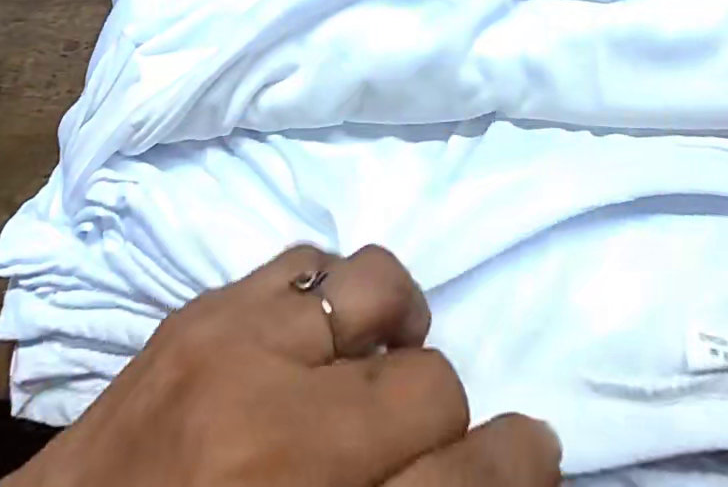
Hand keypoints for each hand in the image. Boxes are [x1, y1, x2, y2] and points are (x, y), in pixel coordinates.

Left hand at [2, 244, 560, 486]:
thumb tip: (479, 458)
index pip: (463, 478)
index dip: (514, 462)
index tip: (530, 444)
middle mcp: (280, 436)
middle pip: (430, 382)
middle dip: (439, 410)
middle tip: (412, 431)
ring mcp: (233, 355)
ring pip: (372, 285)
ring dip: (390, 323)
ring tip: (371, 354)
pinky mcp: (197, 312)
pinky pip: (302, 261)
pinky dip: (325, 294)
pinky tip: (311, 329)